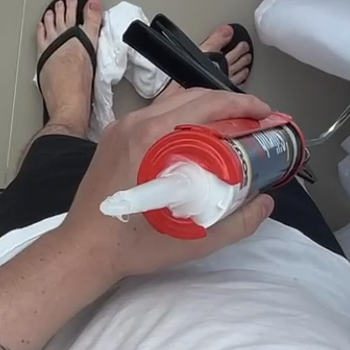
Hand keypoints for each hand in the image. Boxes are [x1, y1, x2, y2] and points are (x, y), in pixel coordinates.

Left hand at [54, 88, 279, 279]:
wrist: (82, 252)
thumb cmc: (130, 247)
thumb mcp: (192, 241)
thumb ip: (236, 223)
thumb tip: (266, 203)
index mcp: (150, 139)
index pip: (206, 104)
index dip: (242, 105)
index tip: (265, 115)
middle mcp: (133, 125)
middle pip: (191, 97)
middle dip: (228, 104)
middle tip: (253, 121)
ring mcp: (120, 130)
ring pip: (171, 104)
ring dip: (204, 110)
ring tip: (229, 128)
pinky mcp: (113, 140)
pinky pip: (153, 118)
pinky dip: (180, 121)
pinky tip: (196, 140)